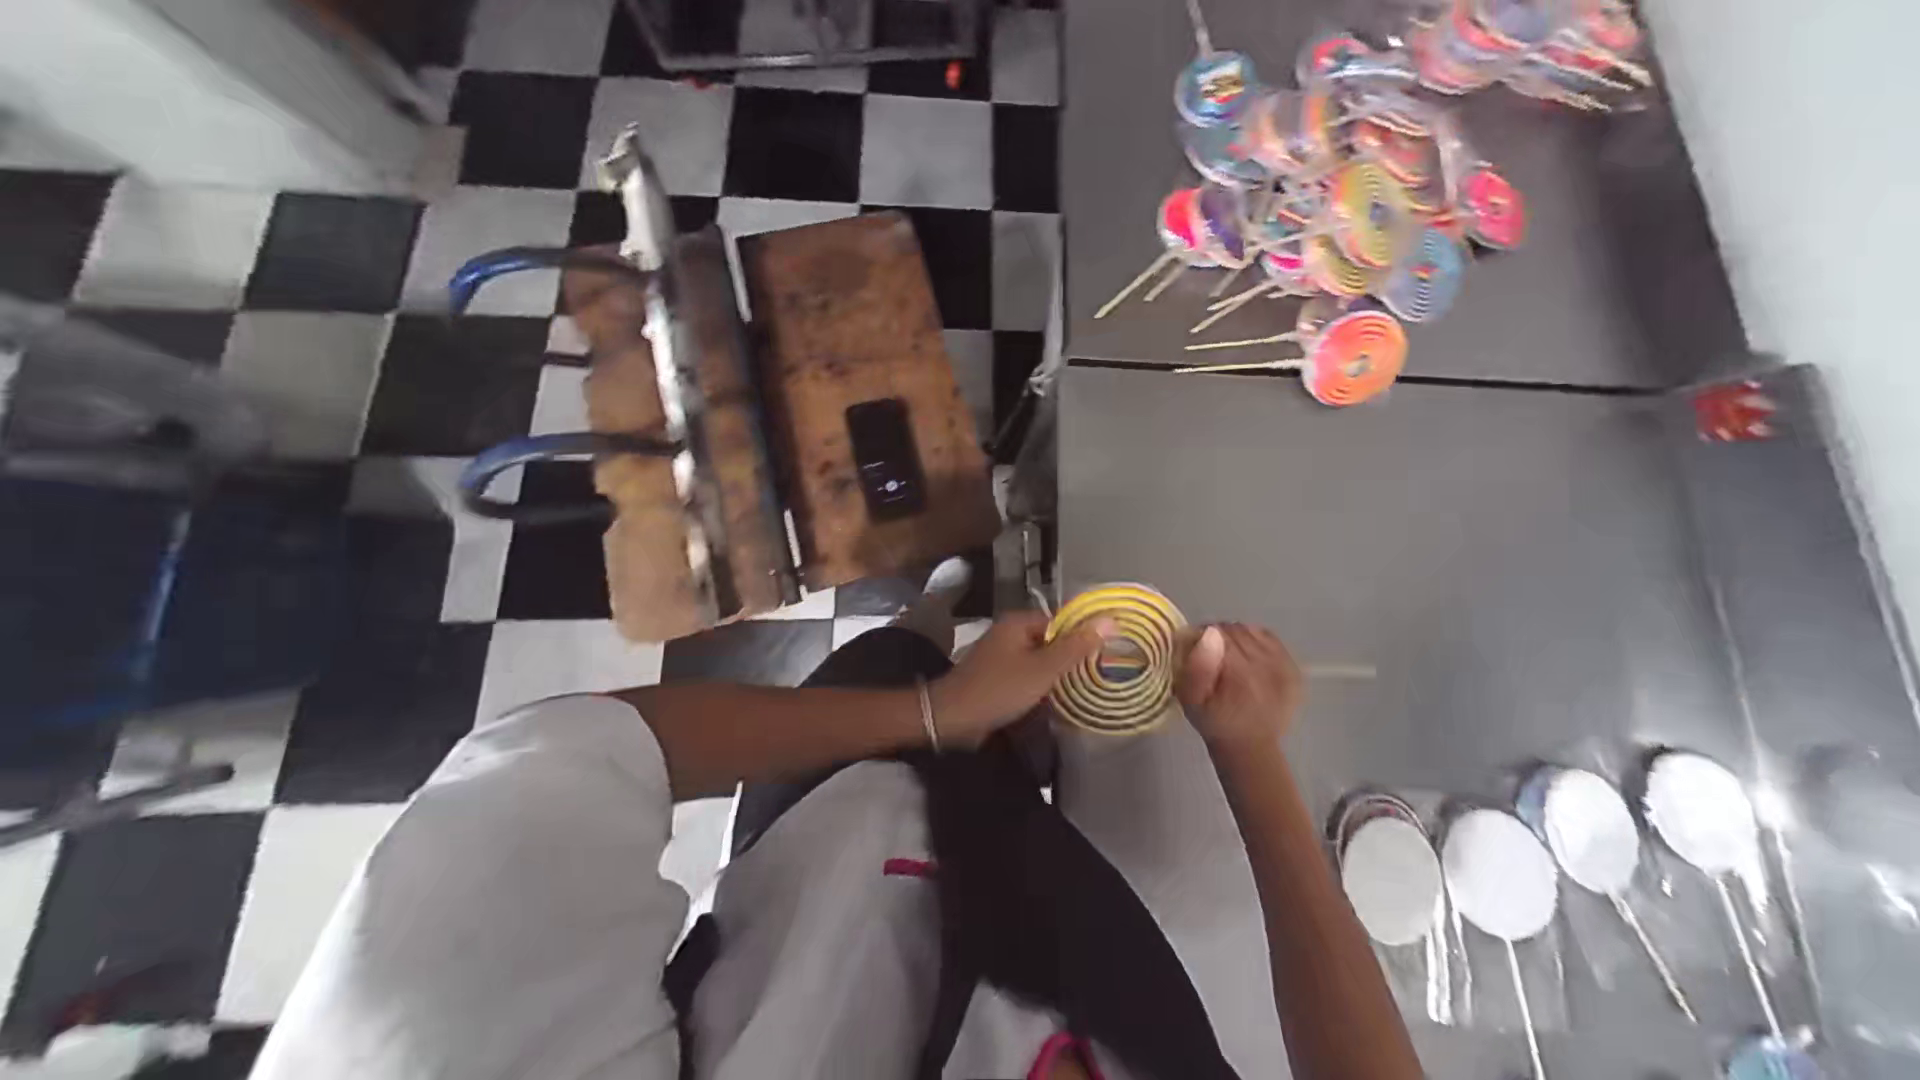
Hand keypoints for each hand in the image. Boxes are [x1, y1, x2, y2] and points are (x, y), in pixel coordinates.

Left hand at [929, 611, 1112, 746]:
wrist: (952, 717)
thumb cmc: (999, 689)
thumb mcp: (1042, 669)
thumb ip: (1075, 647)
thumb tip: (1110, 621)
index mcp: (1018, 622)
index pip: (1062, 621)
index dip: (1083, 637)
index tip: (1105, 655)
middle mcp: (1009, 633)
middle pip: (1051, 640)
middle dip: (1071, 657)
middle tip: (1098, 675)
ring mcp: (1001, 655)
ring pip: (1039, 659)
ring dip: (1056, 673)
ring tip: (1083, 688)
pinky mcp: (996, 676)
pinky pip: (1026, 674)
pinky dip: (1040, 684)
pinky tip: (1055, 699)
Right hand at [1176, 623, 1303, 752]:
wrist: (1251, 746)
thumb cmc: (1214, 722)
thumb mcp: (1191, 700)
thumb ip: (1196, 666)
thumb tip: (1209, 634)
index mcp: (1240, 671)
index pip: (1218, 632)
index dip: (1201, 635)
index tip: (1192, 646)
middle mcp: (1266, 664)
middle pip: (1236, 630)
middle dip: (1218, 635)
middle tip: (1208, 652)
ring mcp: (1284, 665)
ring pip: (1253, 631)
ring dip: (1236, 637)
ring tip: (1228, 655)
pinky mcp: (1293, 669)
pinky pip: (1270, 638)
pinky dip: (1255, 640)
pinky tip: (1247, 656)